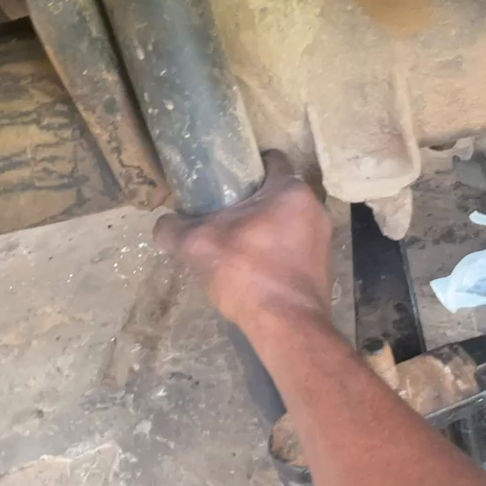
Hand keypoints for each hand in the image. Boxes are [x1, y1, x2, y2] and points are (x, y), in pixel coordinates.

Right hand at [155, 152, 333, 335]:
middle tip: (222, 214)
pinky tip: (252, 268)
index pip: (272, 159)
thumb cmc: (247, 272)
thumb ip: (174, 228)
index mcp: (291, 191)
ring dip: (264, 228)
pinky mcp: (323, 267)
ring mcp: (323, 239)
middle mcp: (314, 208)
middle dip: (251, 201)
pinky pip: (294, 247)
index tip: (225, 177)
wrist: (287, 326)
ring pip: (287, 221)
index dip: (248, 164)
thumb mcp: (197, 245)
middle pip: (277, 193)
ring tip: (234, 243)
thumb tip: (163, 224)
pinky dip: (275, 251)